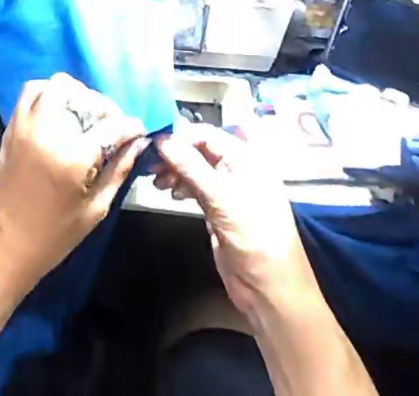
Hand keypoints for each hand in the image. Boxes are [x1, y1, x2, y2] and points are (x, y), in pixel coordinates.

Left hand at [0, 73, 146, 287]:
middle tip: (110, 126)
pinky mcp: (14, 126)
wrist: (3, 244)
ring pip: (59, 86)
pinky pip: (32, 90)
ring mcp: (28, 126)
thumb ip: (119, 170)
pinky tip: (61, 109)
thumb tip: (138, 142)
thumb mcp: (96, 208)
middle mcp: (50, 133)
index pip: (112, 126)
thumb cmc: (54, 234)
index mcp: (73, 157)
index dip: (131, 127)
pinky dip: (50, 92)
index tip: (137, 133)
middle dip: (106, 109)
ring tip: (85, 114)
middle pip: (87, 98)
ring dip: (78, 95)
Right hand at [152, 123, 322, 323]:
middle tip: (149, 164)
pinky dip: (182, 186)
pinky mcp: (220, 209)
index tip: (152, 143)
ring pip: (196, 169)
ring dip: (175, 171)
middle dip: (175, 154)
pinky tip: (171, 193)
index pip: (207, 134)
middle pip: (200, 149)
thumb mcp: (221, 197)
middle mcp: (236, 167)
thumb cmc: (253, 234)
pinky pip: (197, 187)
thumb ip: (191, 167)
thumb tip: (163, 140)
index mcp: (244, 156)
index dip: (180, 136)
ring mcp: (228, 188)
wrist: (269, 285)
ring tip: (157, 181)